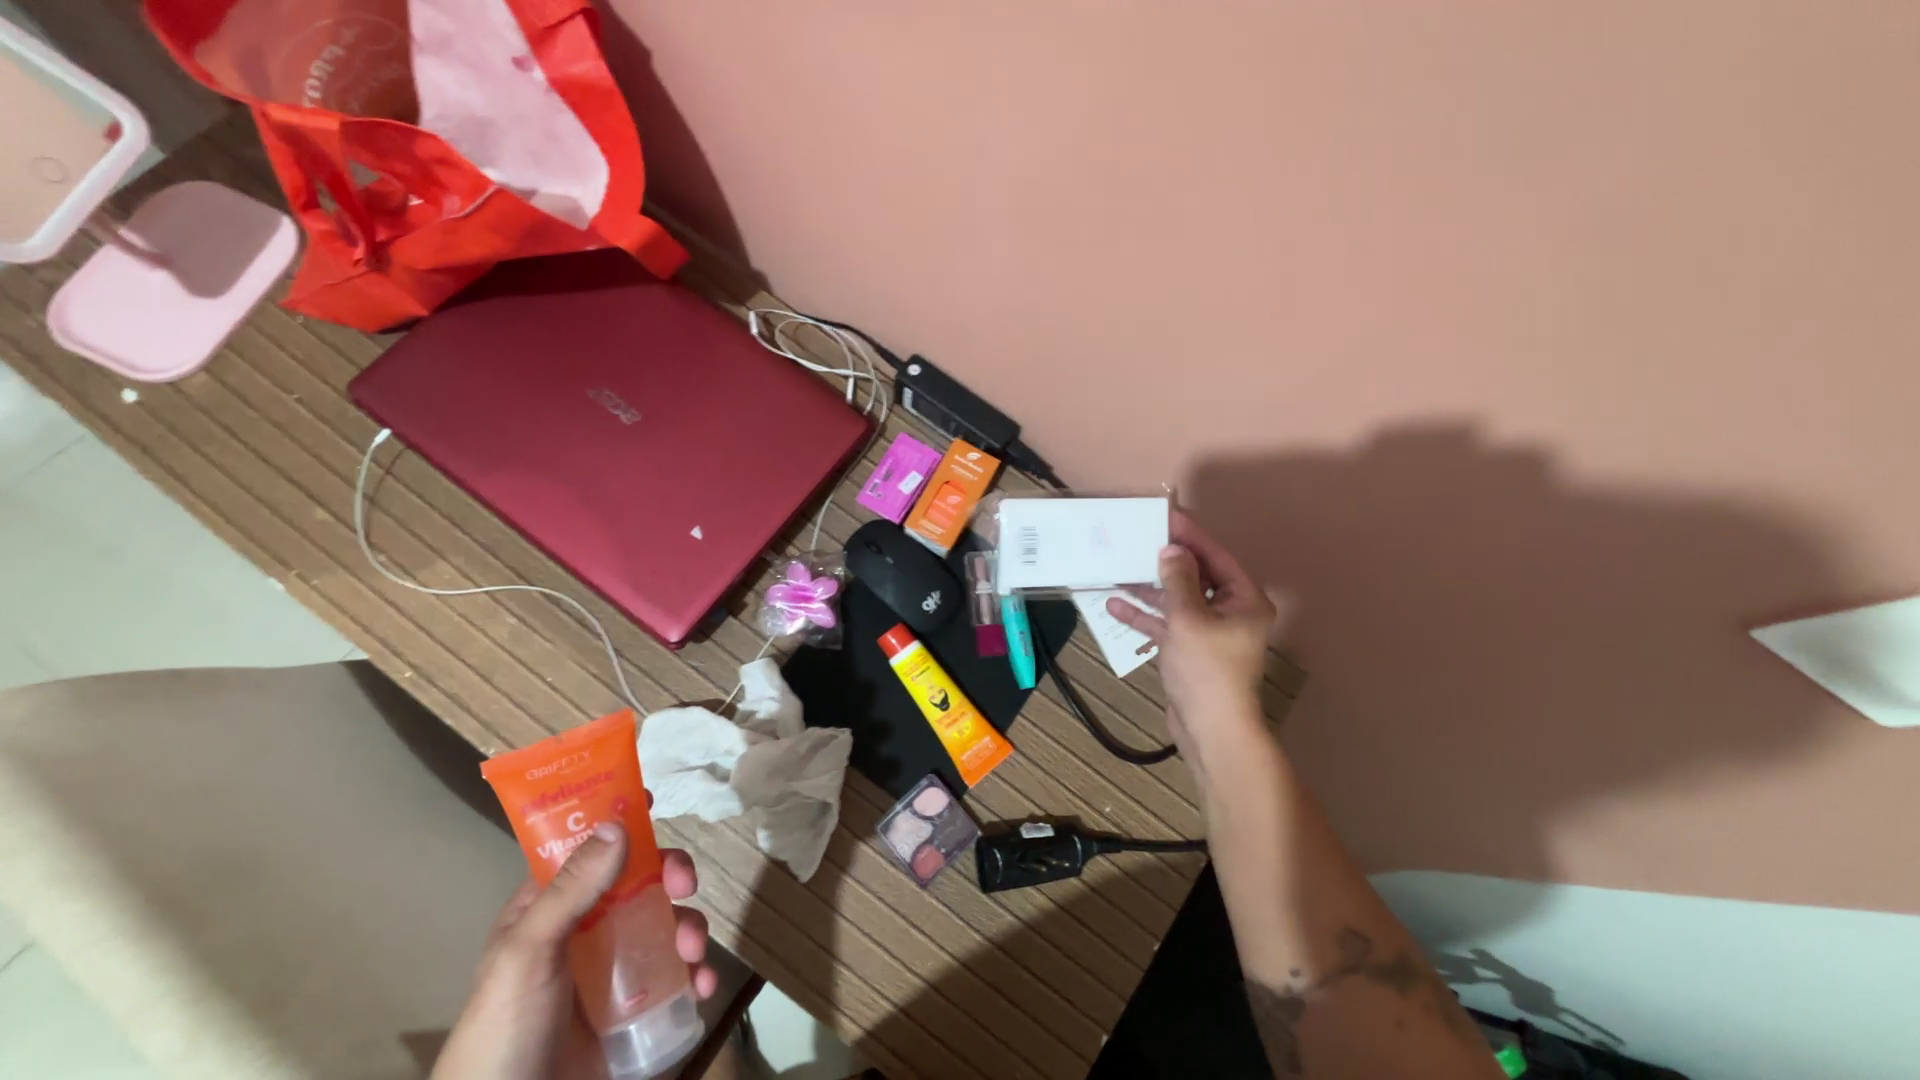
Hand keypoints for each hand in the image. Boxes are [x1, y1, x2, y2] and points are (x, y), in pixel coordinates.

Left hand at [432, 822, 717, 1079]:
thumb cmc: (504, 1027)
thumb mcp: (529, 953)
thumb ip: (570, 891)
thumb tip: (616, 823)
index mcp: (548, 910)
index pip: (585, 850)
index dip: (617, 822)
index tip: (652, 800)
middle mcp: (583, 931)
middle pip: (638, 882)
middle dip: (670, 876)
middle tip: (686, 884)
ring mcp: (611, 971)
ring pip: (665, 925)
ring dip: (691, 928)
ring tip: (695, 952)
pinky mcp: (636, 1009)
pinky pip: (676, 977)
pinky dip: (697, 975)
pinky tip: (703, 987)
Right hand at [1108, 510, 1276, 771]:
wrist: (1211, 729)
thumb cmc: (1206, 670)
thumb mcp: (1189, 618)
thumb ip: (1178, 580)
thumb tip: (1171, 551)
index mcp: (1243, 599)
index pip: (1214, 555)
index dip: (1189, 534)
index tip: (1164, 514)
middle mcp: (1231, 611)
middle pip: (1196, 575)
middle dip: (1165, 560)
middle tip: (1137, 538)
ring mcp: (1210, 633)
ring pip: (1178, 600)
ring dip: (1149, 588)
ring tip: (1119, 568)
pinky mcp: (1191, 651)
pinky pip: (1168, 624)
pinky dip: (1146, 616)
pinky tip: (1116, 606)